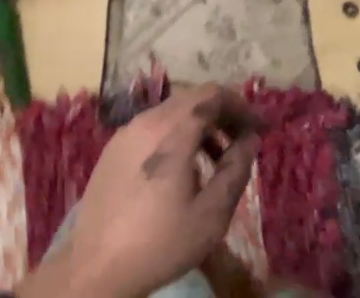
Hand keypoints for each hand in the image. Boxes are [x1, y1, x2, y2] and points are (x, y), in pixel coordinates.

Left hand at [18, 84, 260, 297]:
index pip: (212, 95)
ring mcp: (125, 132)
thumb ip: (235, 171)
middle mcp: (146, 120)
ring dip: (199, 126)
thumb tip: (250, 140)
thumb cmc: (161, 241)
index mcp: (171, 130)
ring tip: (216, 162)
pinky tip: (183, 169)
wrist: (98, 264)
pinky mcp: (114, 147)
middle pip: (191, 99)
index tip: (261, 128)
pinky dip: (176, 135)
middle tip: (242, 142)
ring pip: (170, 112)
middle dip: (222, 114)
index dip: (241, 106)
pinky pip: (152, 127)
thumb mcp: (211, 214)